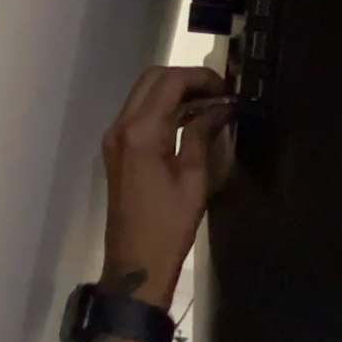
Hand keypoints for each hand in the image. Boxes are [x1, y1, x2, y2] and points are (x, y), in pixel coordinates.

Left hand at [99, 66, 229, 305]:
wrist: (135, 263)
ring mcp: (115, 137)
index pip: (169, 82)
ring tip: (210, 104)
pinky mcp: (116, 149)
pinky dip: (162, 108)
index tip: (227, 88)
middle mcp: (121, 127)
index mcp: (140, 132)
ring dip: (174, 92)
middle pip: (152, 79)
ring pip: (143, 94)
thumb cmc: (169, 226)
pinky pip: (138, 114)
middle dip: (186, 79)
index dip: (200, 78)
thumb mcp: (193, 178)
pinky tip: (190, 119)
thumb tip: (221, 108)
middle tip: (218, 93)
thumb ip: (202, 135)